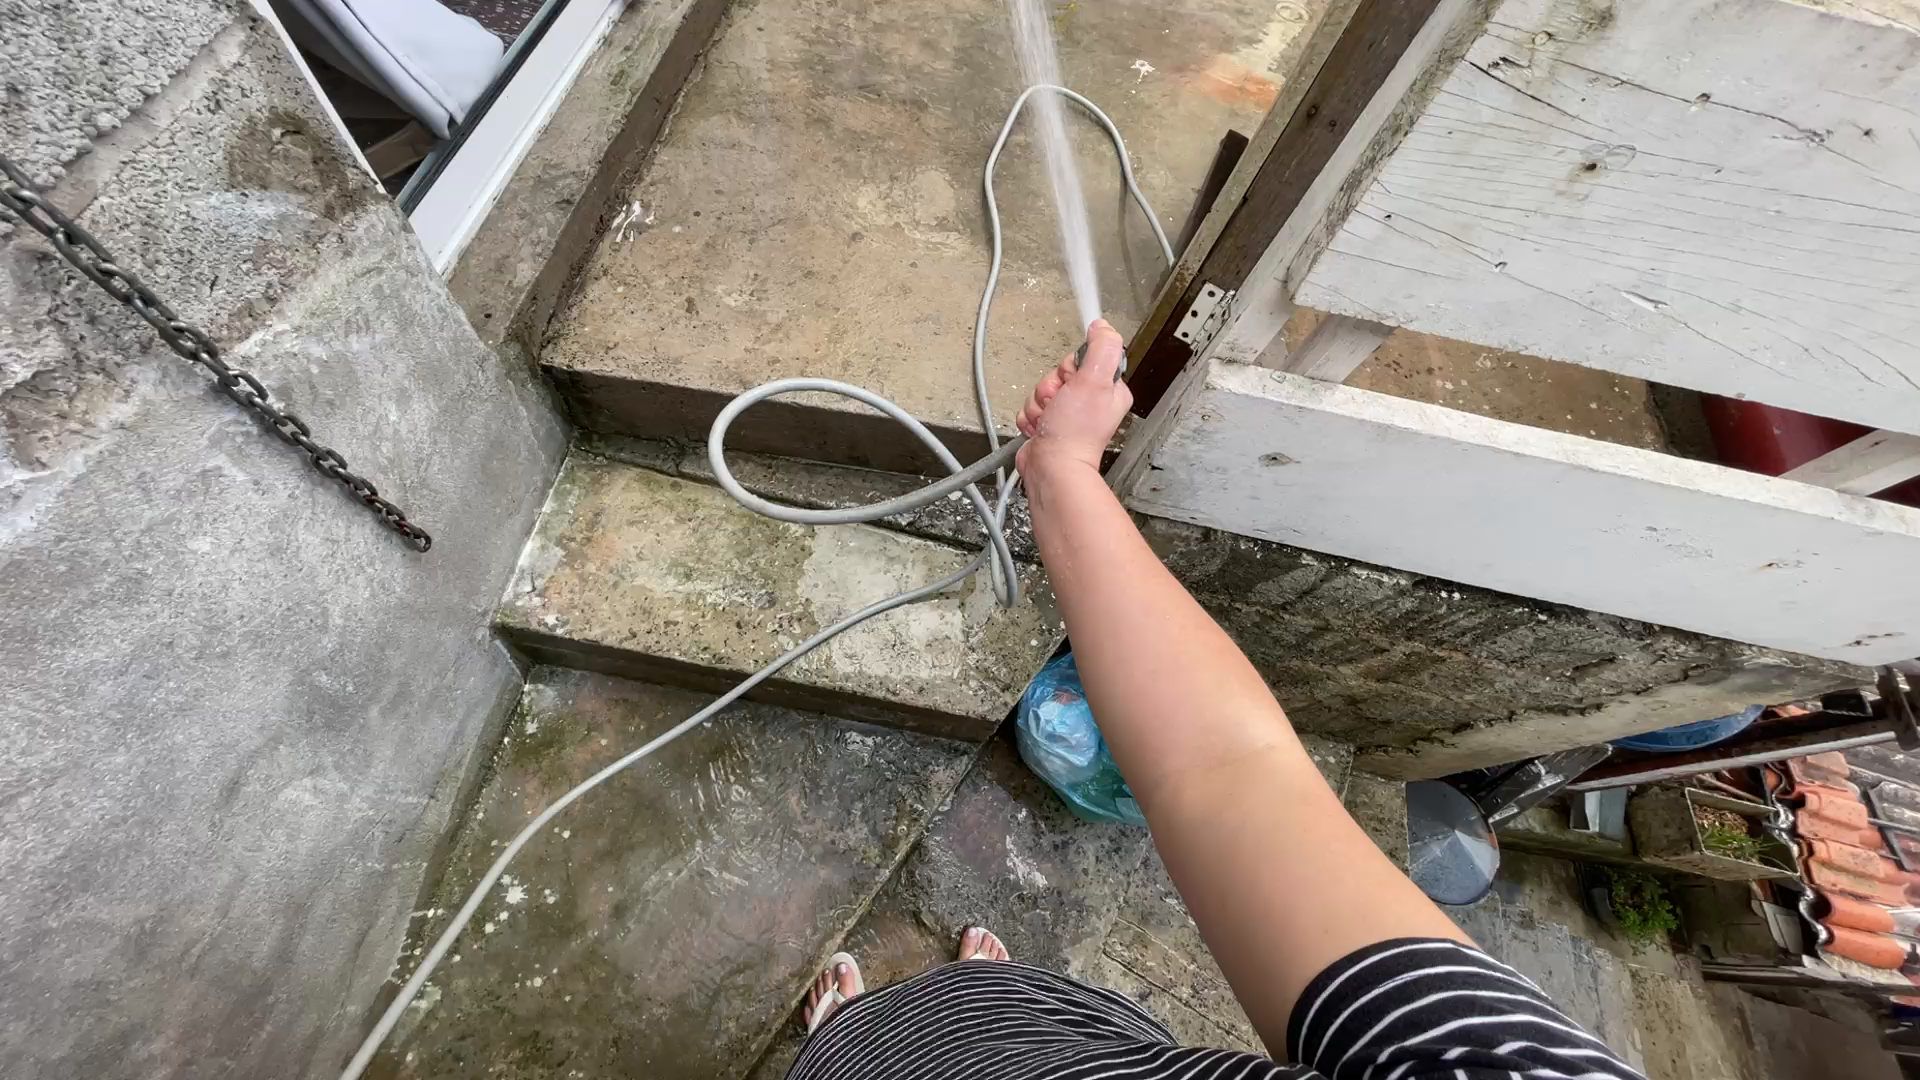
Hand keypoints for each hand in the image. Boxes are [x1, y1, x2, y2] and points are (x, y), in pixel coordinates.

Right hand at [1015, 318, 1130, 475]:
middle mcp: (1090, 400)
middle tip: (1058, 403)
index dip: (1069, 366)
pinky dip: (1030, 417)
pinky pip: (1030, 407)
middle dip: (1049, 387)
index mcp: (1108, 388)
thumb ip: (1102, 346)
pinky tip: (1040, 428)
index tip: (1071, 380)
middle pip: (1058, 372)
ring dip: (1038, 404)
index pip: (1082, 357)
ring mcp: (1067, 413)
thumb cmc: (1075, 433)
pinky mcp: (1048, 424)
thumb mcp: (1095, 380)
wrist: (1051, 467)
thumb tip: (1101, 326)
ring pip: (1041, 389)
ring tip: (1049, 420)